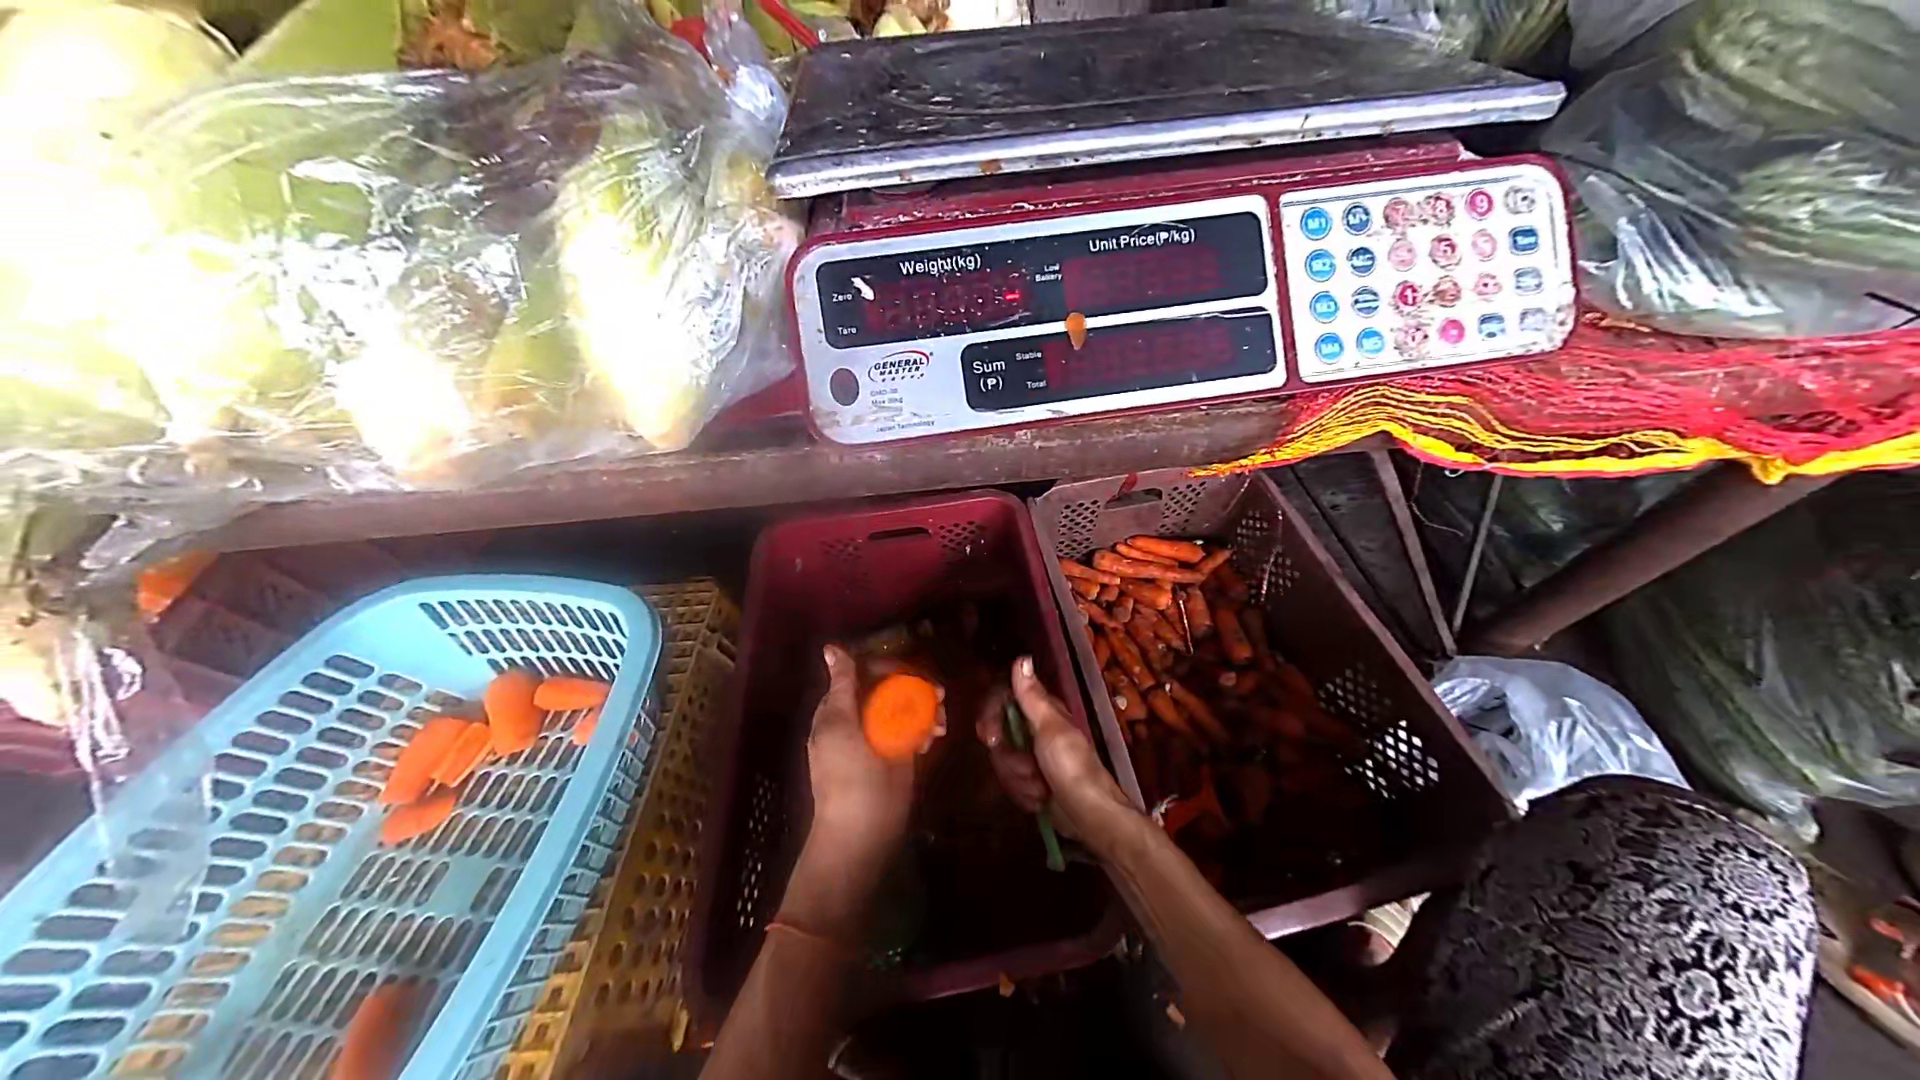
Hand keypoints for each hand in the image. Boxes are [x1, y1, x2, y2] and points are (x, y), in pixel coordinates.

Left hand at [802, 645, 924, 876]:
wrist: (861, 833)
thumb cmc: (846, 777)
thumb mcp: (839, 726)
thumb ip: (841, 686)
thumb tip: (831, 647)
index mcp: (838, 708)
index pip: (863, 672)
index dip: (887, 667)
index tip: (910, 673)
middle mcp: (859, 717)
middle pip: (889, 686)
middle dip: (915, 686)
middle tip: (940, 693)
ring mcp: (880, 736)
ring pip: (906, 706)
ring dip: (927, 707)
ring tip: (943, 720)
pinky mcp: (898, 754)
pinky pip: (915, 729)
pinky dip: (927, 728)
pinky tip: (937, 737)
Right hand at [976, 656, 1138, 857]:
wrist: (1089, 817)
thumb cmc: (1073, 768)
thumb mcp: (1050, 729)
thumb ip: (1031, 696)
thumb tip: (1022, 659)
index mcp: (1042, 712)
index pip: (1003, 700)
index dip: (991, 716)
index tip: (989, 737)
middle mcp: (1036, 730)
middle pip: (999, 735)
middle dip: (1010, 760)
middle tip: (1029, 770)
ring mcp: (1034, 757)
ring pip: (1003, 762)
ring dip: (1019, 780)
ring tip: (1041, 789)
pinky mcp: (1032, 781)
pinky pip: (1011, 783)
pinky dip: (1023, 794)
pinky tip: (1040, 800)